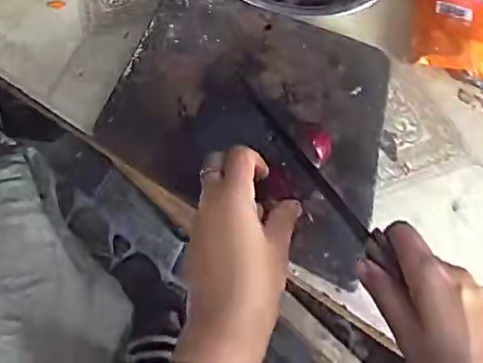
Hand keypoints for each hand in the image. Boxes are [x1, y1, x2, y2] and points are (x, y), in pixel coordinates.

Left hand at [173, 146, 303, 362]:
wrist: (221, 328)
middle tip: (257, 188)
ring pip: (209, 189)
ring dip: (227, 192)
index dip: (255, 158)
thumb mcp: (277, 250)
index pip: (238, 155)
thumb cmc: (255, 285)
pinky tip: (238, 240)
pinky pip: (205, 214)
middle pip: (215, 164)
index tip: (268, 177)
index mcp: (232, 196)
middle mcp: (209, 201)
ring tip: (254, 219)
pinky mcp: (192, 240)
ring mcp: (197, 220)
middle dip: (235, 168)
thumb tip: (290, 203)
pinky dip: (219, 214)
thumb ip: (283, 219)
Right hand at [359, 223, 482, 362]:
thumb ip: (385, 296)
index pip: (401, 231)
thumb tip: (366, 266)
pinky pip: (471, 305)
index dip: (386, 246)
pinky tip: (461, 352)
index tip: (380, 270)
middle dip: (410, 282)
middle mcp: (461, 275)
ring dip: (435, 303)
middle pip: (424, 260)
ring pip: (447, 285)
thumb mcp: (408, 338)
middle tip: (405, 320)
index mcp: (433, 273)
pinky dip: (460, 319)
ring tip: (435, 344)